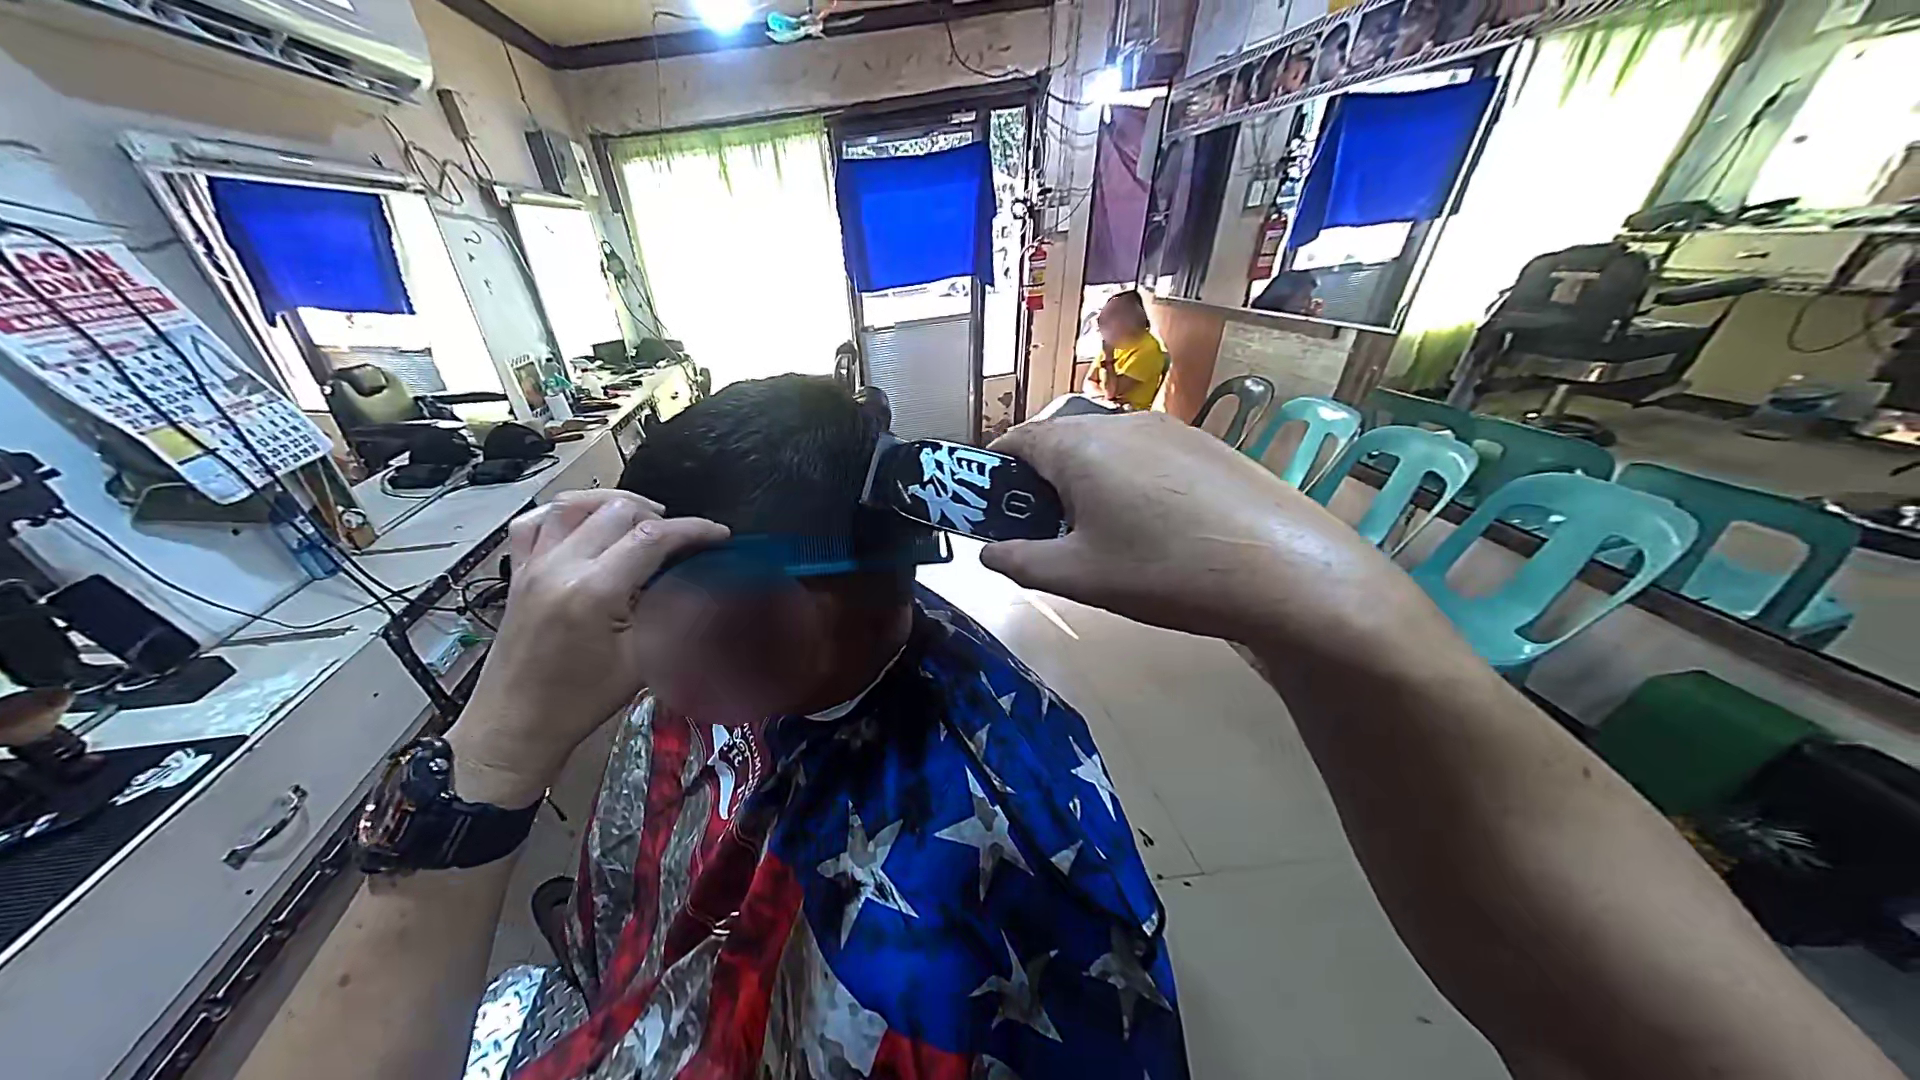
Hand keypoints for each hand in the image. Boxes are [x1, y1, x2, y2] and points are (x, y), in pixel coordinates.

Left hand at [447, 490, 728, 805]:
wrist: (516, 725)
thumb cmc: (583, 699)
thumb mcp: (643, 660)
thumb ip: (674, 614)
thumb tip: (706, 584)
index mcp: (594, 590)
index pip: (653, 537)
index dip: (694, 530)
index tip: (719, 535)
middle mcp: (560, 567)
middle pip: (617, 511)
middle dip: (660, 518)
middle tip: (682, 542)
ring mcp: (532, 566)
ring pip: (574, 504)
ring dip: (615, 505)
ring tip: (641, 521)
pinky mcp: (517, 573)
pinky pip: (535, 522)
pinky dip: (566, 513)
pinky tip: (587, 526)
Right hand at [981, 412, 1457, 662]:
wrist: (1284, 570)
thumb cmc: (1163, 572)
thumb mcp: (1079, 576)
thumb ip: (1020, 561)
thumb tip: (987, 553)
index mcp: (1079, 445)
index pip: (1016, 438)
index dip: (994, 469)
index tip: (993, 506)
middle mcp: (1120, 422)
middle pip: (1061, 438)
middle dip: (1041, 479)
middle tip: (1049, 529)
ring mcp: (1169, 427)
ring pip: (1105, 445)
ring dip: (1086, 478)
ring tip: (1103, 530)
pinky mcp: (1206, 443)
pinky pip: (1146, 452)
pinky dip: (1127, 478)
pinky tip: (1154, 523)